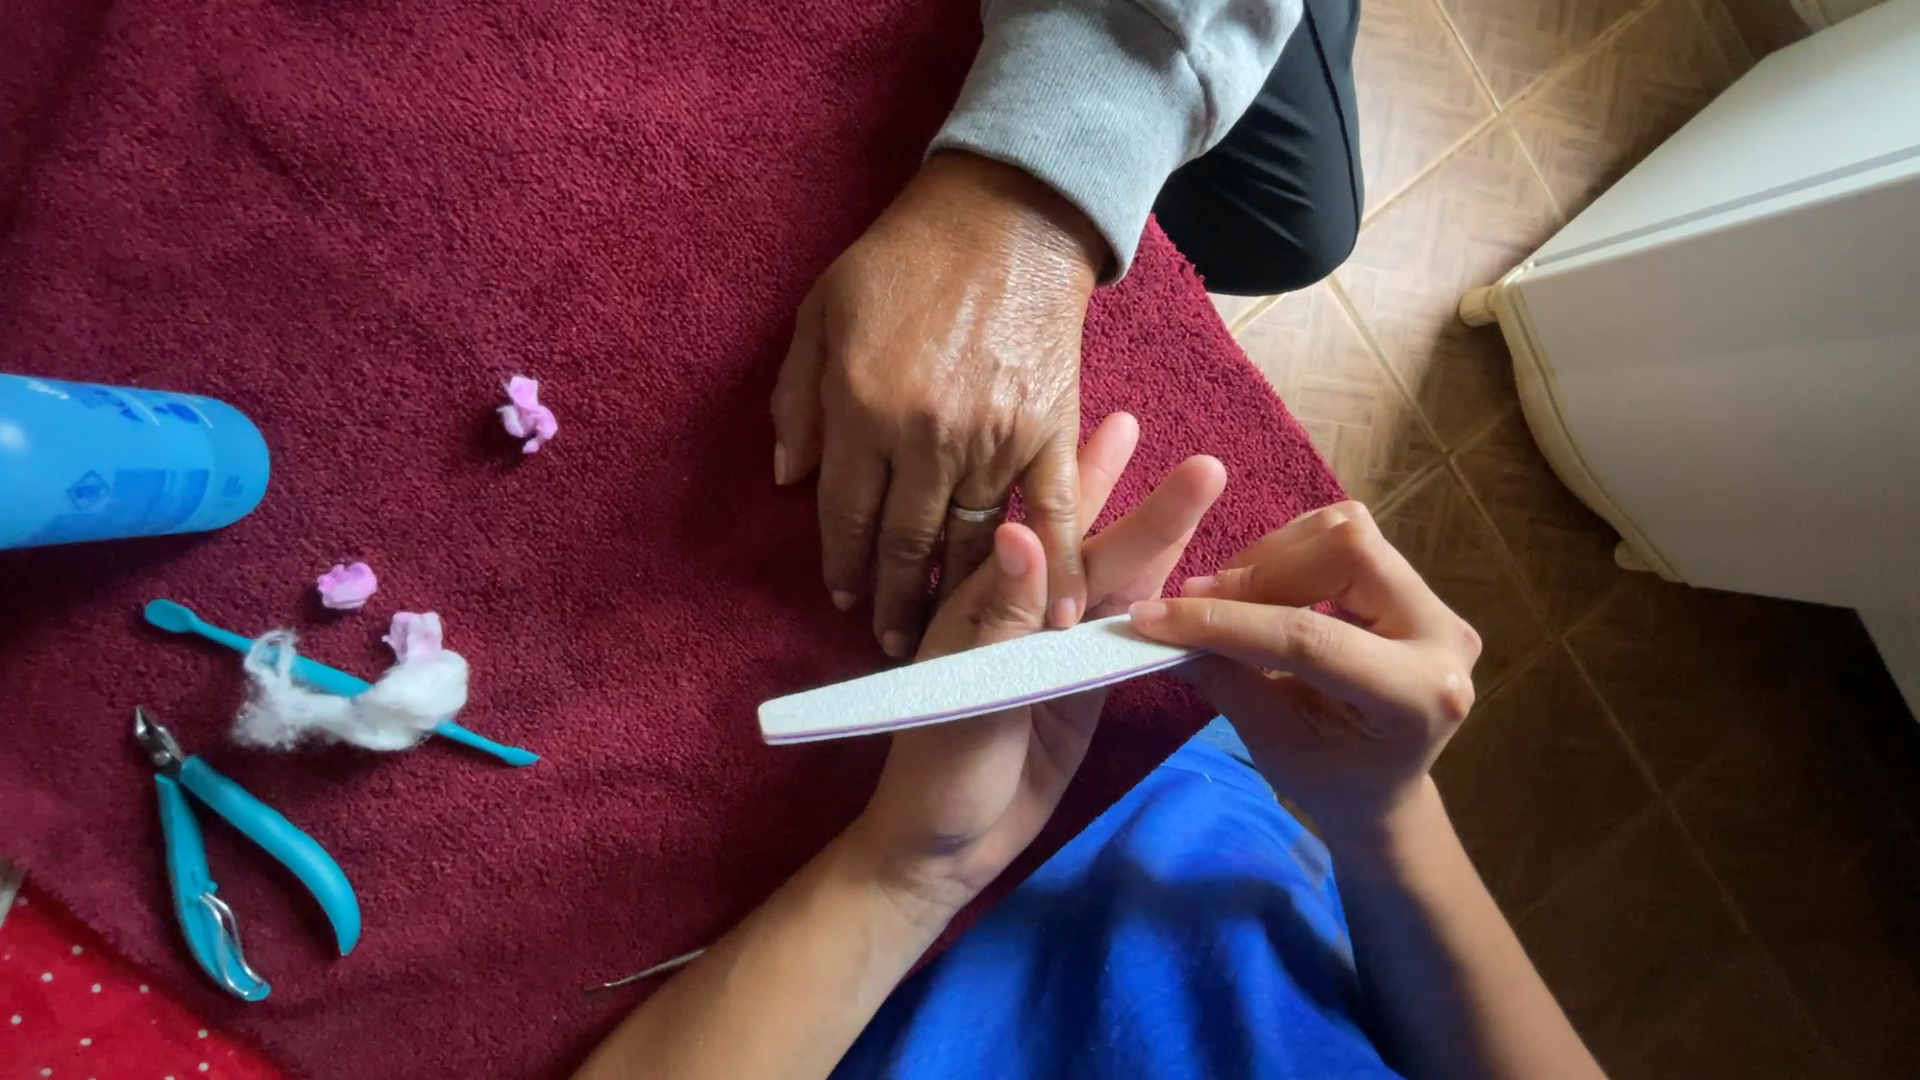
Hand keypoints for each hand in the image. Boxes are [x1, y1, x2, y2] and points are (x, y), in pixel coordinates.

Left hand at [771, 151, 1106, 658]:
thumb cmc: (904, 261)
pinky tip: (1054, 620)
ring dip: (953, 597)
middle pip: (903, 543)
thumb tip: (789, 479)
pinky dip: (1057, 569)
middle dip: (892, 599)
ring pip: (967, 542)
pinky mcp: (1049, 434)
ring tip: (944, 638)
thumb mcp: (821, 310)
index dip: (841, 565)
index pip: (844, 515)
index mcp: (862, 408)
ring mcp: (993, 440)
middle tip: (890, 640)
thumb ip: (794, 398)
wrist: (1006, 218)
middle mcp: (925, 438)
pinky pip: (1053, 514)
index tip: (844, 598)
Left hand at [846, 414, 1225, 909]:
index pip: (1045, 528)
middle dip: (1143, 501)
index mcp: (986, 601)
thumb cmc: (938, 769)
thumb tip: (1018, 528)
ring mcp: (1061, 649)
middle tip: (1198, 457)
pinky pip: (1131, 637)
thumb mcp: (962, 692)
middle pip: (1093, 548)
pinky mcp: (1086, 686)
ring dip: (1160, 540)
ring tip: (1202, 489)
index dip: (1084, 479)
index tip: (1121, 428)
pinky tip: (1195, 571)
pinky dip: (1164, 606)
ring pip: (1120, 585)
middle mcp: (1028, 613)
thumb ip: (999, 617)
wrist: (949, 843)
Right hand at [1127, 502, 1481, 842]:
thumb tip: (1155, 626)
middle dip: (1258, 571)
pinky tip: (1262, 586)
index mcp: (1415, 697)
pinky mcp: (1411, 583)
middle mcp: (1442, 637)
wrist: (1379, 786)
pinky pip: (1343, 534)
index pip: (1308, 638)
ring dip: (1270, 555)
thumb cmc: (1326, 777)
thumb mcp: (1268, 740)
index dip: (1223, 621)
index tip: (1152, 617)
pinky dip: (1286, 550)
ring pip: (1344, 530)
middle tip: (1197, 601)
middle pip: (1347, 552)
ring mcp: (1434, 602)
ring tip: (1229, 596)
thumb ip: (1221, 677)